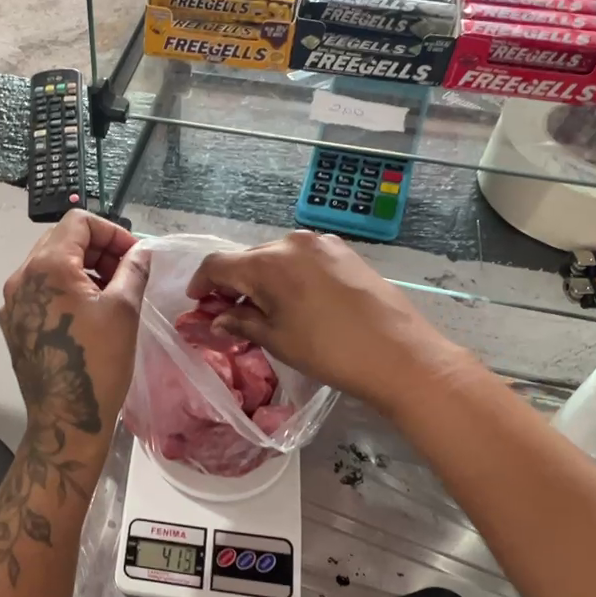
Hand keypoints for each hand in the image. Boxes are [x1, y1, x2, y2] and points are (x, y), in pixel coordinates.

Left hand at [0, 210, 149, 455]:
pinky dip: (66, 291)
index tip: (134, 256)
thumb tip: (140, 252)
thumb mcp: (124, 309)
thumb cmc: (98, 363)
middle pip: (62, 240)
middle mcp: (21, 278)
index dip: (112, 232)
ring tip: (112, 294)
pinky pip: (40, 292)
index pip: (79, 222)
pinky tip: (88, 314)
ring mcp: (12, 303)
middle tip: (127, 273)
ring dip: (83, 270)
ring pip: (50, 266)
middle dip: (98, 250)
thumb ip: (133, 270)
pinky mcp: (14, 324)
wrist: (66, 418)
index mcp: (47, 266)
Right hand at [186, 231, 457, 414]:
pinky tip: (294, 301)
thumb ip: (241, 323)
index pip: (218, 264)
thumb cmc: (329, 351)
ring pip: (276, 258)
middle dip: (232, 283)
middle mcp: (291, 243)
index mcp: (267, 263)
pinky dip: (288, 276)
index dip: (201, 283)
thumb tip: (217, 319)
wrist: (398, 354)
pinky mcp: (344, 253)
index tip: (197, 303)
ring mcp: (322, 244)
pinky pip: (302, 259)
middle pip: (247, 258)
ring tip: (262, 309)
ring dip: (261, 279)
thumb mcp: (277, 340)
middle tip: (227, 312)